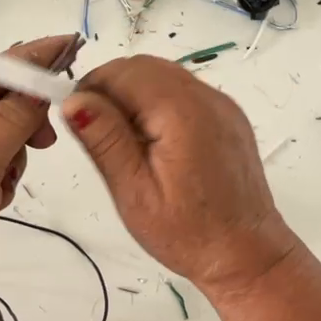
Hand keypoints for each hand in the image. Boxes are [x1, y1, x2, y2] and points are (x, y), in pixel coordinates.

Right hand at [62, 56, 299, 299]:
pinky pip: (183, 92)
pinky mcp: (227, 117)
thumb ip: (105, 141)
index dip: (91, 88)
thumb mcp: (135, 193)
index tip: (77, 122)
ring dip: (133, 96)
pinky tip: (154, 145)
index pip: (122, 72)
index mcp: (181, 113)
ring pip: (162, 75)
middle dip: (110, 89)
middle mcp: (206, 97)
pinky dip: (157, 104)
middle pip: (142, 67)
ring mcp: (221, 104)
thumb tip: (74, 100)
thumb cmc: (187, 233)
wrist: (247, 254)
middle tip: (97, 135)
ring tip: (124, 143)